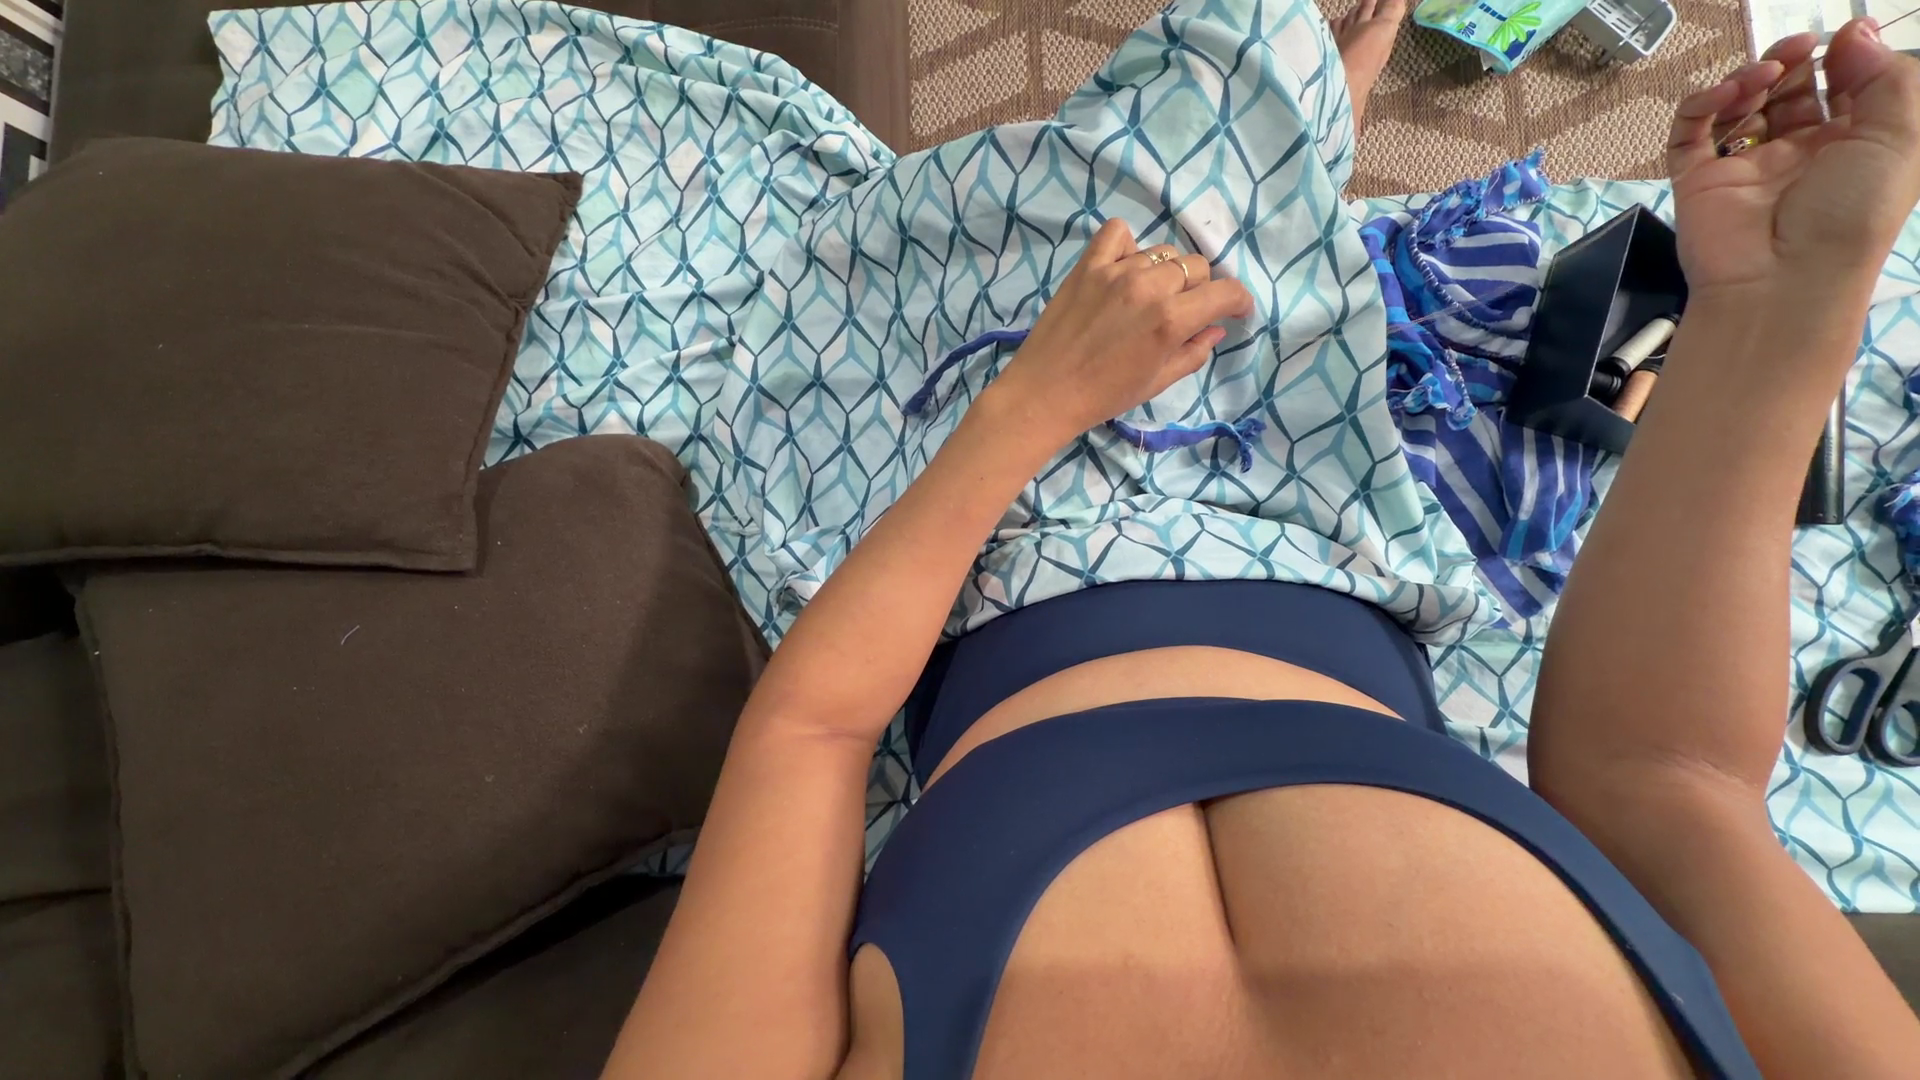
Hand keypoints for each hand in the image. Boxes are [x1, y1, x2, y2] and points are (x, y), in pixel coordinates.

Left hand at [994, 218, 1253, 440]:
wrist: (1044, 394)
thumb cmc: (1103, 396)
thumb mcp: (1157, 383)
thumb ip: (1193, 352)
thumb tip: (1215, 328)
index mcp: (1171, 320)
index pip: (1224, 291)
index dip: (1237, 300)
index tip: (1234, 310)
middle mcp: (1149, 287)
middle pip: (1194, 267)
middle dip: (1198, 289)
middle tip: (1182, 311)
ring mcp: (1116, 272)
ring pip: (1161, 253)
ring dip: (1165, 272)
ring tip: (1148, 297)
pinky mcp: (1087, 267)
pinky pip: (1117, 233)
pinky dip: (1127, 245)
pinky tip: (1123, 269)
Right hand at [1667, 19, 1919, 300]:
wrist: (1781, 277)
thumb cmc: (1852, 210)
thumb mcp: (1898, 135)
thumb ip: (1883, 77)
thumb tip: (1850, 31)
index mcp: (1848, 141)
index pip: (1840, 86)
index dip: (1840, 56)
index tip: (1838, 38)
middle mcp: (1793, 151)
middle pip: (1786, 92)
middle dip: (1791, 63)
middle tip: (1795, 49)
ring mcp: (1740, 166)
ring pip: (1737, 109)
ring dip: (1748, 80)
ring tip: (1761, 75)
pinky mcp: (1694, 180)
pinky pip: (1687, 138)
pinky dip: (1698, 109)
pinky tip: (1720, 96)